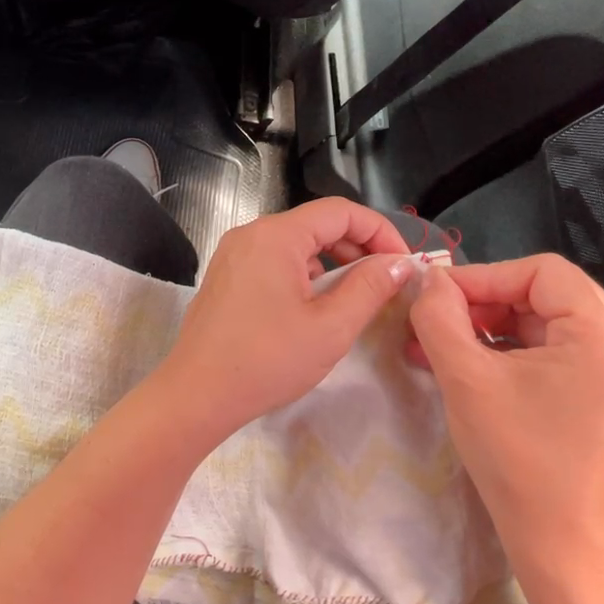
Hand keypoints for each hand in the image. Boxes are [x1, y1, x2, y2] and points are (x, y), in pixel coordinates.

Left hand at [158, 198, 419, 440]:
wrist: (199, 391)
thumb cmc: (268, 359)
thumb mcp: (330, 327)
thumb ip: (369, 288)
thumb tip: (399, 262)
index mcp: (275, 236)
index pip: (340, 211)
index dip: (380, 231)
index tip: (405, 263)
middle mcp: (251, 233)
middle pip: (316, 223)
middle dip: (358, 246)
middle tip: (387, 283)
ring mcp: (235, 253)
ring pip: (296, 242)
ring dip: (332, 261)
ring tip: (356, 297)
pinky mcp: (227, 274)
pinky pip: (275, 259)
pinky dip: (304, 273)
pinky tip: (316, 305)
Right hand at [408, 254, 603, 603]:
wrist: (562, 546)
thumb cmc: (515, 460)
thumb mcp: (464, 377)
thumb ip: (439, 315)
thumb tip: (429, 280)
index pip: (544, 272)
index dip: (486, 275)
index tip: (441, 296)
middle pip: (553, 292)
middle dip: (491, 299)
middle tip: (445, 316)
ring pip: (556, 320)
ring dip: (501, 323)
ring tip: (452, 342)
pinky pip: (566, 349)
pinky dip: (521, 347)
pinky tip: (480, 363)